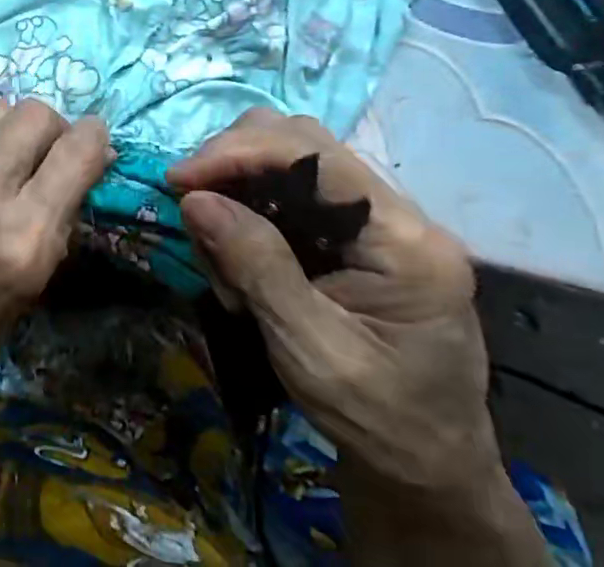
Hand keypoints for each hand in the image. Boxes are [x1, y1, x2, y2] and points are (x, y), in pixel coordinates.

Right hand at [167, 107, 499, 493]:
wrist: (424, 463)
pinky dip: (246, 214)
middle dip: (232, 164)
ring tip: (218, 255)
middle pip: (300, 142)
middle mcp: (396, 214)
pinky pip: (286, 195)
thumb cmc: (376, 415)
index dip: (238, 153)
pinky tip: (235, 259)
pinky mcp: (351, 233)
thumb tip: (195, 198)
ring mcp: (374, 220)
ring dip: (235, 192)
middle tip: (189, 205)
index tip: (179, 181)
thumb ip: (257, 267)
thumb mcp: (309, 348)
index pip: (314, 155)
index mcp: (406, 240)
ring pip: (286, 162)